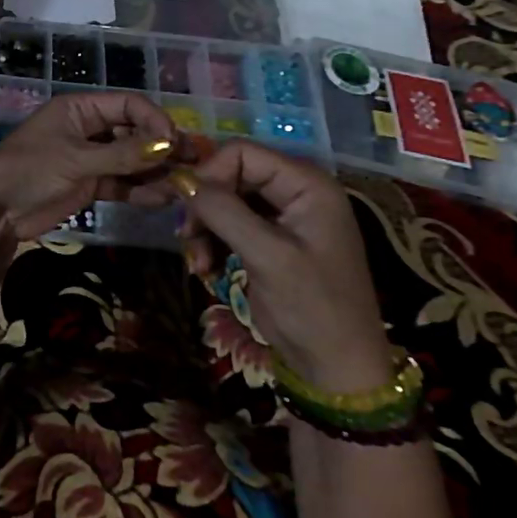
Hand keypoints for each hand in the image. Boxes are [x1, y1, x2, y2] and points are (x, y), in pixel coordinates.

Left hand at [0, 91, 178, 241]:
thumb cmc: (29, 171)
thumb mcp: (75, 159)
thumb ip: (122, 154)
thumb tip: (168, 145)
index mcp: (79, 109)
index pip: (128, 104)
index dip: (154, 120)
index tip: (174, 142)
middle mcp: (87, 129)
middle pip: (134, 131)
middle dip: (160, 147)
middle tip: (191, 165)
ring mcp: (89, 158)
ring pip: (131, 160)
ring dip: (154, 171)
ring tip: (181, 186)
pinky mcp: (88, 184)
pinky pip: (122, 183)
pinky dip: (139, 190)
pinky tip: (160, 199)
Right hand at [173, 140, 394, 391]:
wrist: (335, 364)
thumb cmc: (313, 306)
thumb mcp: (268, 256)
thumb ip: (225, 212)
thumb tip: (181, 180)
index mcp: (308, 186)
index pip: (243, 153)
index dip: (209, 173)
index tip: (188, 208)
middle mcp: (295, 193)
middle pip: (229, 176)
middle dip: (203, 205)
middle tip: (186, 238)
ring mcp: (281, 218)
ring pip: (222, 201)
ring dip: (202, 229)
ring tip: (196, 262)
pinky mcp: (267, 241)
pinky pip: (227, 225)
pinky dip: (210, 244)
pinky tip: (205, 269)